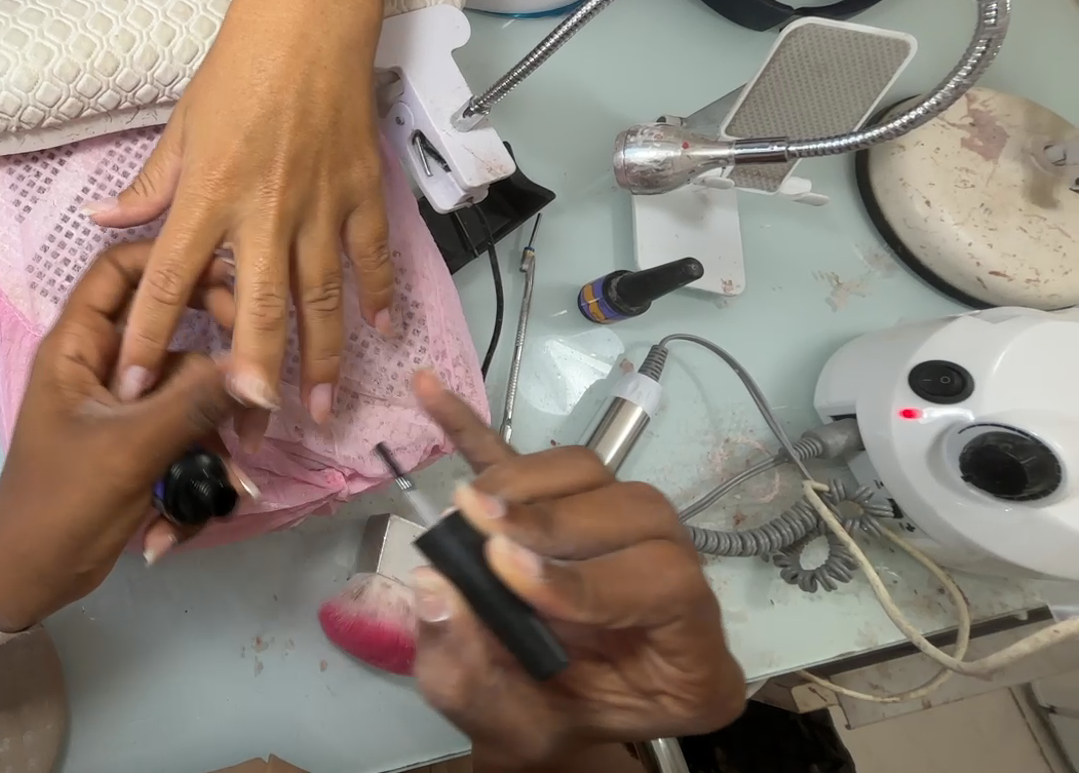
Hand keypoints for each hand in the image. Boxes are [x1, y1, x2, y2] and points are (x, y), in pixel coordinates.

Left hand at [0, 242, 247, 631]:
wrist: (31, 580)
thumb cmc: (59, 504)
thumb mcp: (128, 450)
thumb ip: (194, 404)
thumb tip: (259, 370)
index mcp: (78, 344)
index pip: (117, 269)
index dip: (167, 257)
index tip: (228, 268)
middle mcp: (104, 363)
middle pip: (169, 331)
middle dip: (214, 367)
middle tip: (252, 383)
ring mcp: (126, 403)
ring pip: (187, 390)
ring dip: (210, 437)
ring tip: (229, 480)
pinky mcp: (143, 439)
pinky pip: (185, 433)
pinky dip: (194, 471)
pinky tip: (180, 521)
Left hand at [90, 0, 394, 423]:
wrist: (308, 19)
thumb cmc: (235, 71)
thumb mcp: (180, 126)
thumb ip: (148, 185)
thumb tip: (104, 220)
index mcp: (207, 195)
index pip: (168, 280)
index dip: (148, 336)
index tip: (135, 388)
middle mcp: (262, 212)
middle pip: (256, 306)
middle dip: (251, 373)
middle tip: (249, 428)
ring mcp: (320, 205)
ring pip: (321, 295)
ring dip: (322, 356)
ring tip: (318, 409)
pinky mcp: (363, 191)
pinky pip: (372, 254)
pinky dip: (378, 293)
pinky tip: (380, 332)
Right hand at [405, 372, 745, 770]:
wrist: (516, 703)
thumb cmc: (522, 720)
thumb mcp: (493, 716)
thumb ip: (464, 667)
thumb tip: (433, 587)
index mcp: (686, 658)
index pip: (667, 588)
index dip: (586, 574)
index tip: (503, 567)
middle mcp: (670, 586)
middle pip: (639, 514)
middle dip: (551, 518)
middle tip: (477, 524)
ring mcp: (611, 533)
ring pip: (594, 473)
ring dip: (523, 480)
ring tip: (467, 503)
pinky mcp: (551, 501)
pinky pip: (520, 453)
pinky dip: (471, 427)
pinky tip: (428, 393)